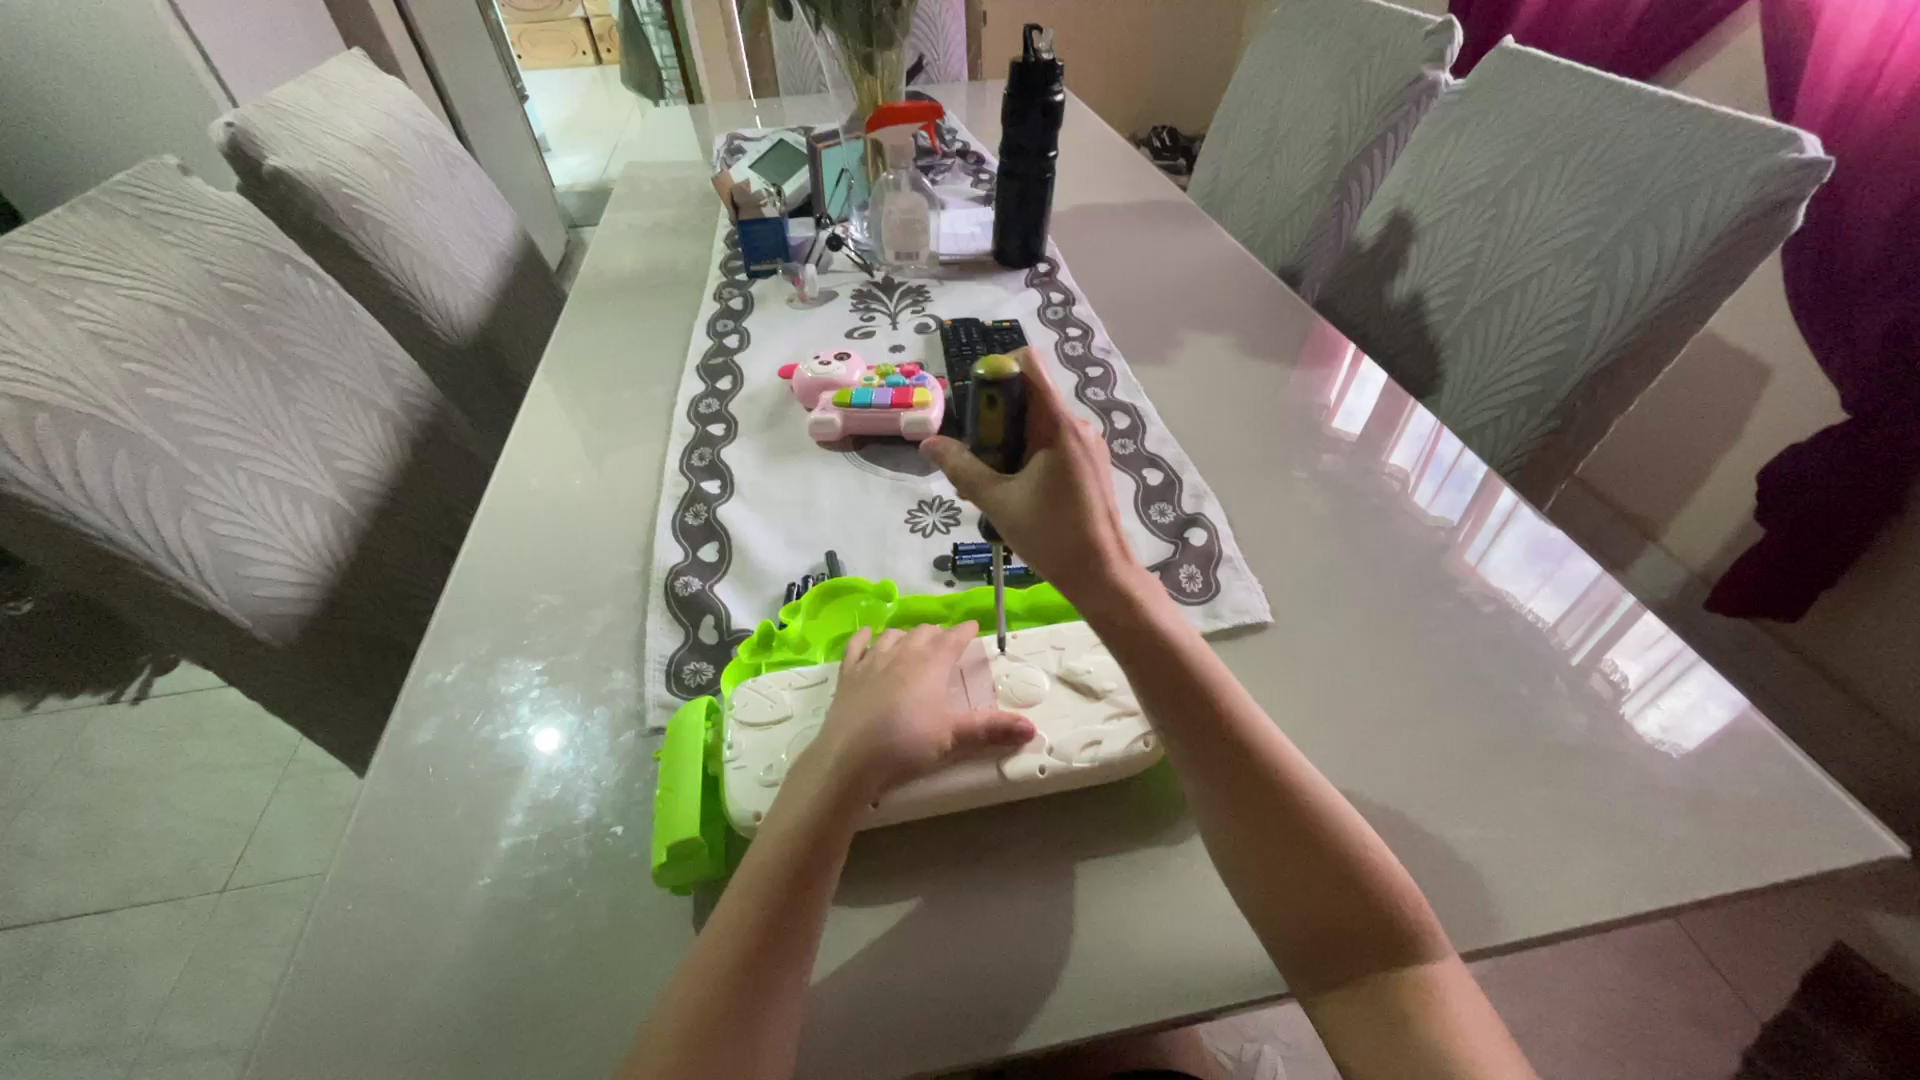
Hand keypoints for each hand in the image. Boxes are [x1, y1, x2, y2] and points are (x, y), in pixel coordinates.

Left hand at [801, 622, 1034, 804]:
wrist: (850, 758)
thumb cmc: (907, 743)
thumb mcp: (954, 736)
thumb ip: (992, 729)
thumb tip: (1032, 728)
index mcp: (932, 664)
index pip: (953, 638)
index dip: (965, 631)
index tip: (973, 626)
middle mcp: (902, 654)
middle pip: (923, 633)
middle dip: (938, 634)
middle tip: (946, 644)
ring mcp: (872, 661)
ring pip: (892, 636)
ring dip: (906, 636)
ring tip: (913, 643)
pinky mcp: (848, 675)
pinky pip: (856, 646)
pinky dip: (865, 638)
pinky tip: (868, 635)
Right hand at [920, 347, 1148, 605]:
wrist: (1102, 574)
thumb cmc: (1051, 535)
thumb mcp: (997, 501)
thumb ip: (961, 467)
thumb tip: (928, 444)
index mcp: (1059, 424)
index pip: (1028, 364)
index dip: (996, 372)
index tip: (974, 407)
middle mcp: (1077, 425)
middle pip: (1028, 398)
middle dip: (994, 421)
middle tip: (974, 458)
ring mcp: (1088, 445)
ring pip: (1038, 425)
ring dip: (1008, 445)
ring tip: (989, 484)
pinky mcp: (1091, 464)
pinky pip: (1053, 445)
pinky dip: (1028, 457)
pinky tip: (1013, 493)